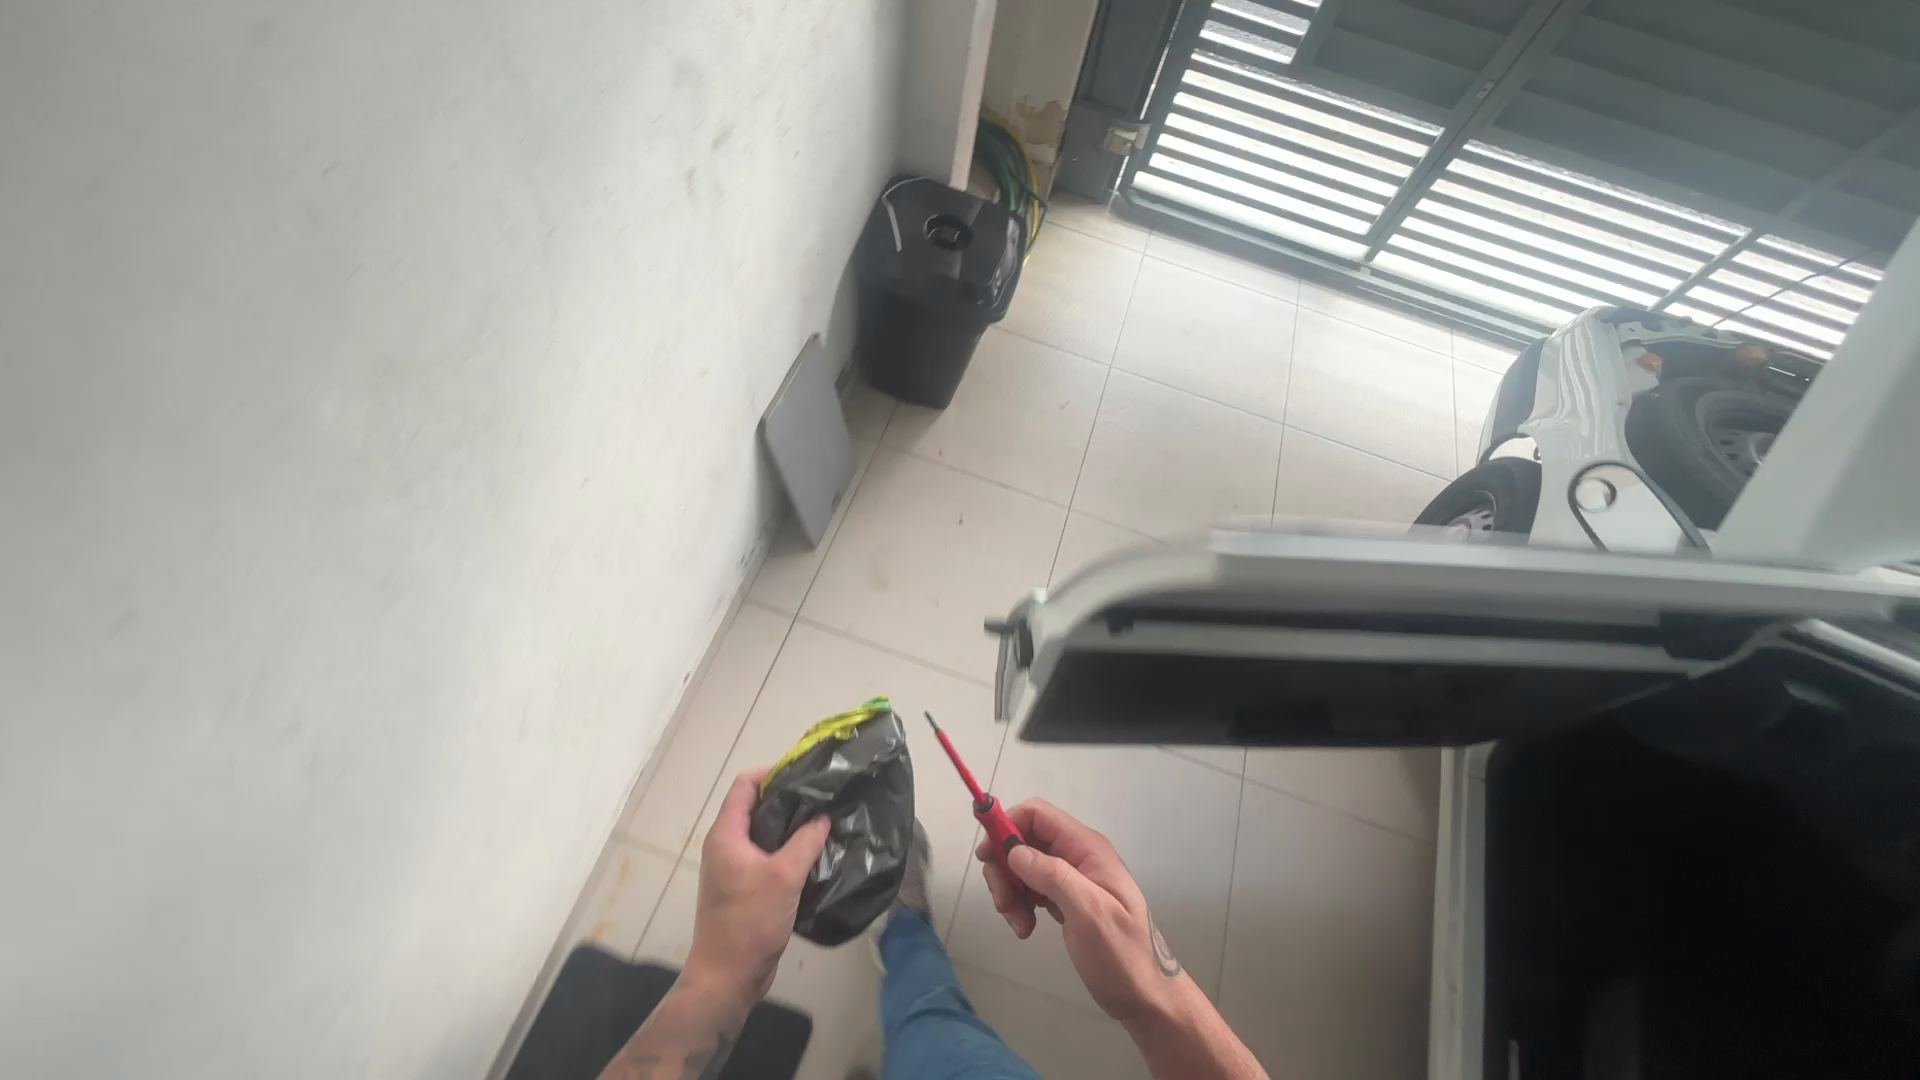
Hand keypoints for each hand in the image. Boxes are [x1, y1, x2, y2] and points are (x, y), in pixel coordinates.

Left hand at [685, 768, 831, 1004]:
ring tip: (822, 820)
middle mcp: (726, 845)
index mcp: (726, 834)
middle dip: (787, 797)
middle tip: (821, 795)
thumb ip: (806, 841)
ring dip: (789, 825)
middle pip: (754, 805)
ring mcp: (733, 868)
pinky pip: (766, 855)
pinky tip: (813, 852)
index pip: (745, 785)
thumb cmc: (749, 922)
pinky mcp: (744, 887)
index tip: (805, 773)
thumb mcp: (784, 876)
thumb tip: (823, 815)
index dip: (772, 772)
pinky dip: (787, 848)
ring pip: (763, 832)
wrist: (727, 978)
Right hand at [976, 799, 1192, 1026]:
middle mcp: (1076, 854)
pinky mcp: (1064, 898)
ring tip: (1018, 923)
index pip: (1038, 814)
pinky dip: (1019, 904)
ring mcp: (1070, 877)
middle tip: (1002, 902)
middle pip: (1024, 840)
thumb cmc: (1122, 954)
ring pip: (1023, 865)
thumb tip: (1014, 850)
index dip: (1007, 824)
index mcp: (1086, 847)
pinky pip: (1030, 888)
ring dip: (1010, 890)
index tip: (987, 854)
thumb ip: (1054, 876)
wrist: (1145, 995)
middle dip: (1004, 867)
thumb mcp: (1089, 914)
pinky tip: (1025, 927)